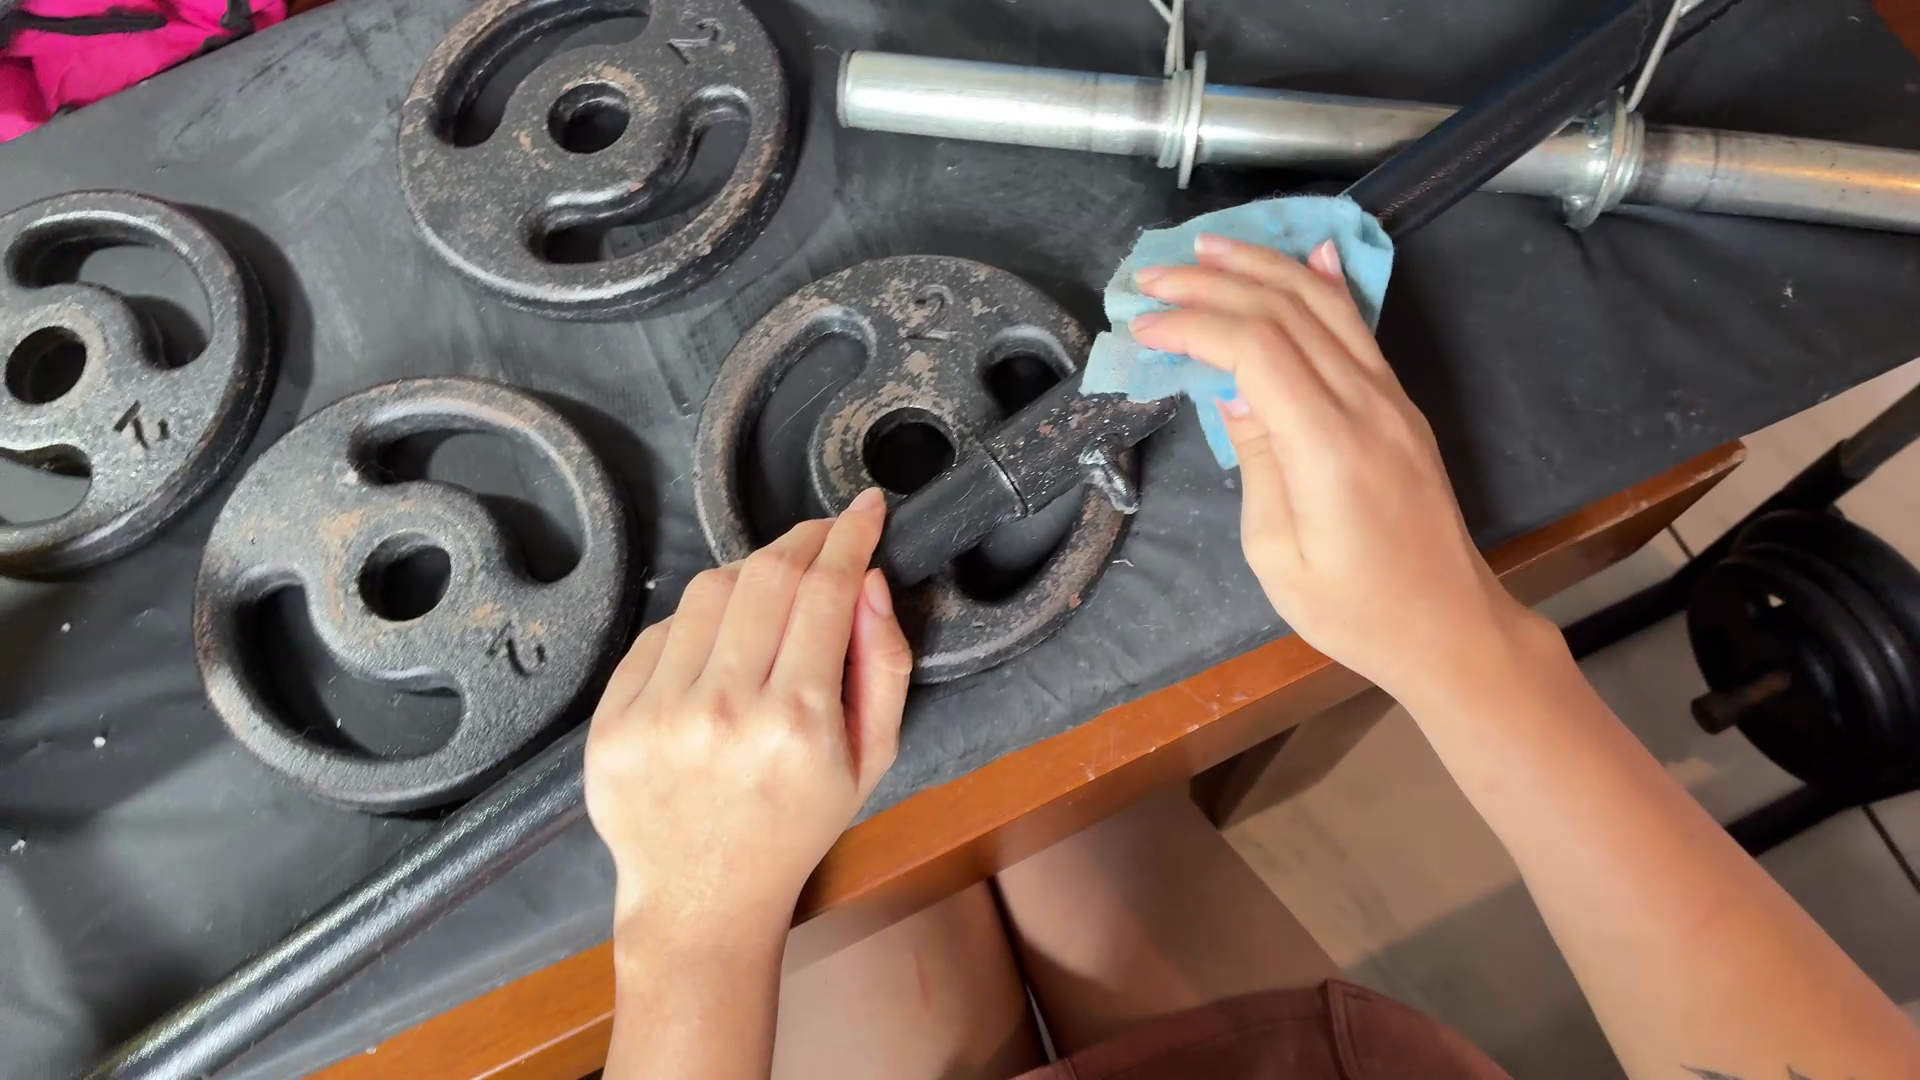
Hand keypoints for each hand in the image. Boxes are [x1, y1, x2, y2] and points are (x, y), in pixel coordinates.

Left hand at [584, 488, 912, 941]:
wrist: (704, 896)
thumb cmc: (800, 824)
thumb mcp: (873, 757)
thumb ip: (884, 664)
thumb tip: (869, 580)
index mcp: (798, 721)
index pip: (825, 591)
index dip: (850, 536)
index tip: (867, 508)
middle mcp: (725, 708)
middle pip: (767, 575)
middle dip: (806, 536)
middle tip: (827, 530)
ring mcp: (658, 711)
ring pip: (710, 589)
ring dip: (754, 569)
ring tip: (777, 585)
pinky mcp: (612, 717)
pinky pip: (664, 628)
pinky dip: (703, 615)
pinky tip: (724, 637)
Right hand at [1129, 235, 1544, 701]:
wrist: (1448, 626)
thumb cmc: (1350, 608)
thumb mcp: (1275, 551)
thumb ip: (1257, 460)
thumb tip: (1233, 393)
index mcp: (1327, 444)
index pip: (1254, 349)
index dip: (1193, 325)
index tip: (1142, 326)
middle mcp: (1365, 403)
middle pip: (1286, 312)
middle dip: (1213, 284)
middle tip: (1153, 277)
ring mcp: (1391, 399)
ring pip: (1325, 307)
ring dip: (1263, 268)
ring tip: (1209, 249)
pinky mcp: (1399, 406)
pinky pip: (1359, 330)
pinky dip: (1327, 286)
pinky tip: (1311, 256)